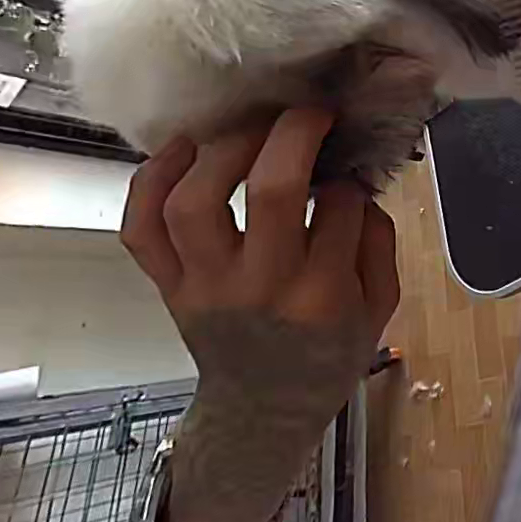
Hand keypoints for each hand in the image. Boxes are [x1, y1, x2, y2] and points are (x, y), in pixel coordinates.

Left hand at [118, 107, 399, 521]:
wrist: (264, 409)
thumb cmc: (330, 353)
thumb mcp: (380, 305)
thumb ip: (378, 241)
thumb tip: (350, 183)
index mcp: (322, 295)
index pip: (339, 206)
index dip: (346, 179)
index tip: (345, 176)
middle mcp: (260, 285)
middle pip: (271, 189)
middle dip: (296, 132)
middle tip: (310, 113)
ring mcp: (203, 284)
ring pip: (195, 201)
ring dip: (225, 148)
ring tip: (250, 126)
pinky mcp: (167, 284)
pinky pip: (140, 229)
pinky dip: (150, 181)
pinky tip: (184, 148)